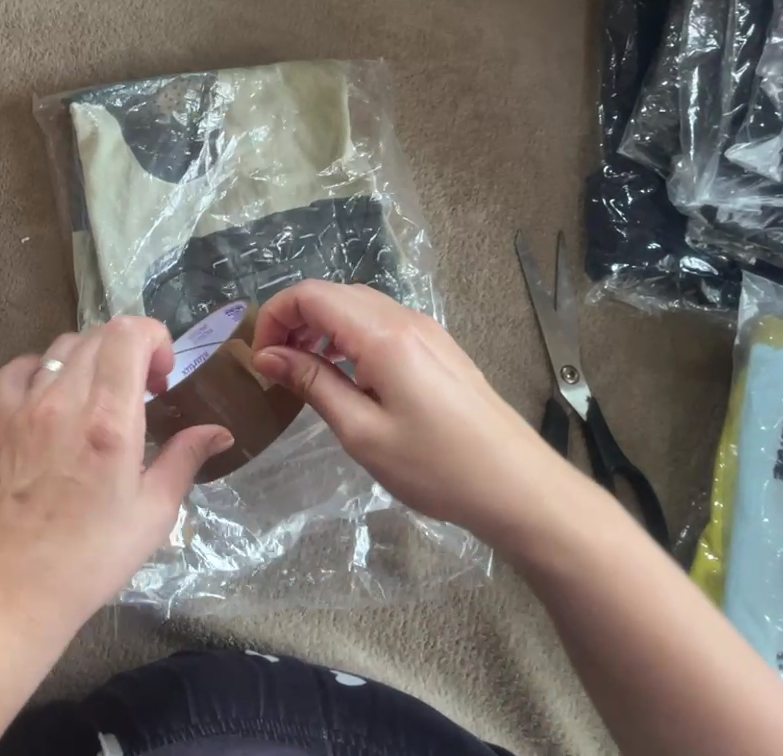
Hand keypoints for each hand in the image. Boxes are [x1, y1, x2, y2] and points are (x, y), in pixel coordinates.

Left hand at [0, 317, 234, 635]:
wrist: (17, 589)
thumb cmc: (94, 557)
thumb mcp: (154, 512)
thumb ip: (185, 458)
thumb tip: (219, 430)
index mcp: (110, 422)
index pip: (128, 336)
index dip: (155, 339)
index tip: (164, 376)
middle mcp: (66, 402)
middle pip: (99, 334)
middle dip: (131, 348)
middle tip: (144, 389)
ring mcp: (27, 408)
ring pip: (63, 346)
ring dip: (93, 356)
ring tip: (105, 392)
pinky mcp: (1, 421)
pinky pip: (18, 369)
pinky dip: (42, 367)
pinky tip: (56, 391)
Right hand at [249, 281, 575, 547]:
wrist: (521, 489)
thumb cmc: (436, 467)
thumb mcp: (361, 431)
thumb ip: (312, 383)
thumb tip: (267, 356)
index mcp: (382, 334)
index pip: (310, 294)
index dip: (275, 317)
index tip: (260, 359)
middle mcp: (404, 319)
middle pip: (332, 293)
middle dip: (293, 320)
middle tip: (276, 366)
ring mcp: (426, 330)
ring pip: (356, 305)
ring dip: (320, 327)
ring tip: (305, 370)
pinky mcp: (438, 347)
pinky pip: (380, 322)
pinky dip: (348, 335)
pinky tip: (347, 374)